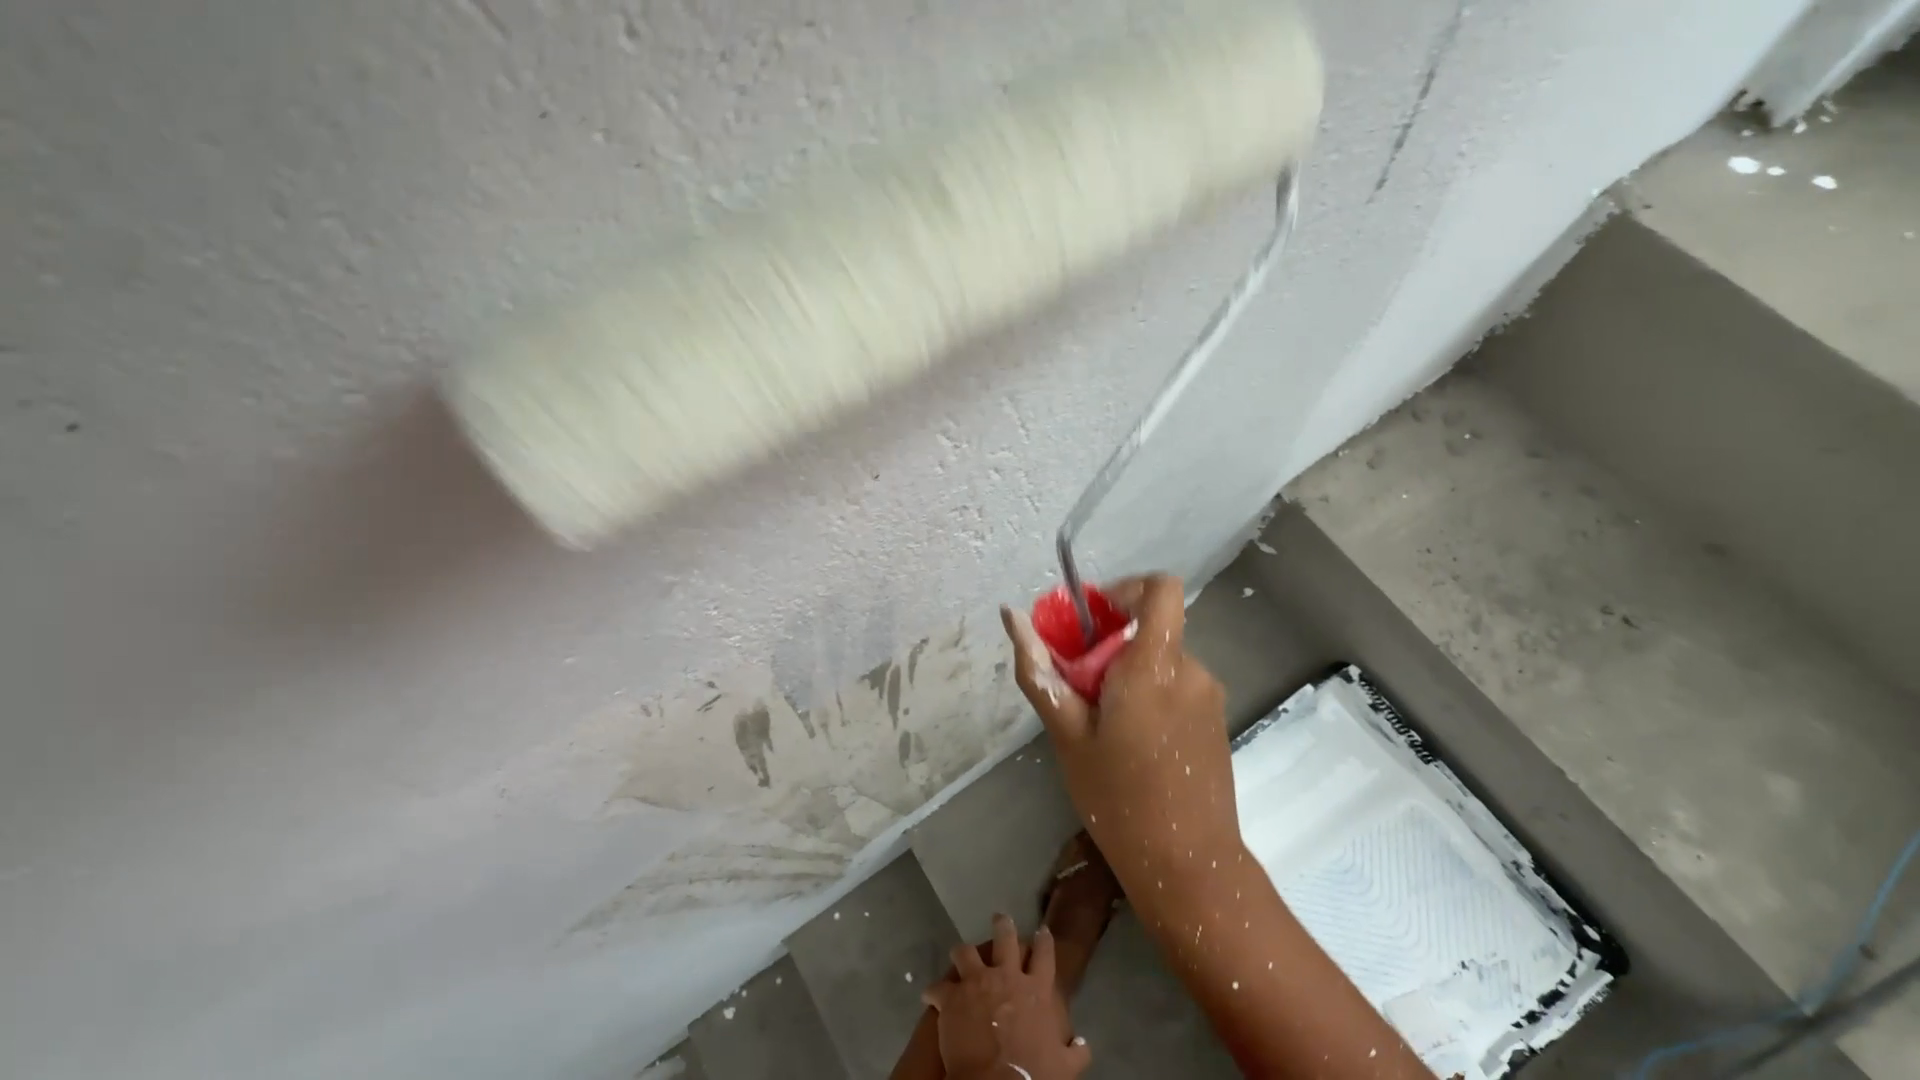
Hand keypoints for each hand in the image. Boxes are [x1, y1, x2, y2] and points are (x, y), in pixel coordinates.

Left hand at [923, 915, 1090, 1079]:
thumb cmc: (1034, 1073)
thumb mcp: (1065, 1065)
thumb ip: (1077, 1051)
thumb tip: (1083, 1043)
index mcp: (1037, 990)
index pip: (1044, 955)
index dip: (1044, 940)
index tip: (1041, 930)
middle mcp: (1007, 977)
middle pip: (1004, 939)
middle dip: (1002, 925)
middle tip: (999, 918)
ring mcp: (977, 983)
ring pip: (965, 952)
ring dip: (963, 952)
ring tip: (960, 953)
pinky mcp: (952, 998)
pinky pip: (938, 987)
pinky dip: (934, 992)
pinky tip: (931, 995)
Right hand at [1002, 575, 1240, 900]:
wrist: (1187, 864)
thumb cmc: (1118, 798)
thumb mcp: (1067, 734)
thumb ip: (1040, 670)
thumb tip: (1011, 617)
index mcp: (1154, 667)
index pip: (1160, 589)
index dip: (1124, 590)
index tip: (1091, 622)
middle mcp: (1190, 670)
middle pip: (1150, 630)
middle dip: (1110, 648)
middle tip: (1080, 693)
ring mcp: (1209, 697)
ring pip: (1160, 662)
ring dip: (1128, 677)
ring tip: (1103, 729)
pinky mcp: (1215, 721)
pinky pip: (1177, 687)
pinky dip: (1149, 697)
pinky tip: (1131, 745)